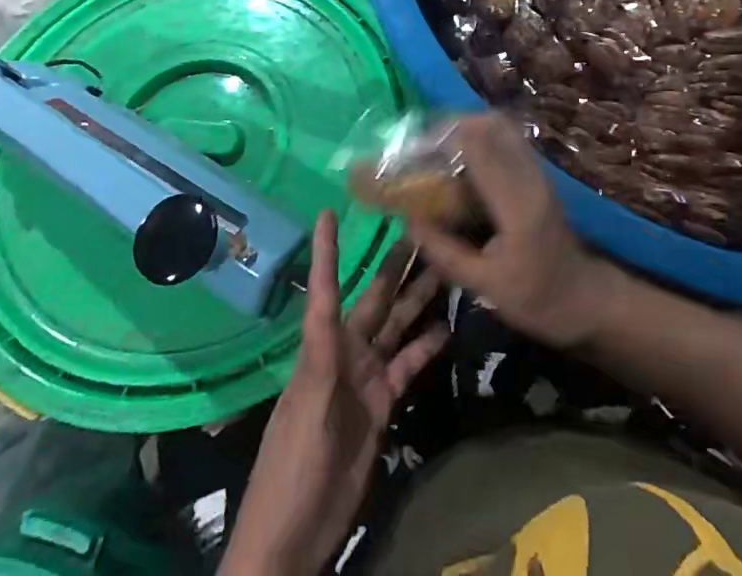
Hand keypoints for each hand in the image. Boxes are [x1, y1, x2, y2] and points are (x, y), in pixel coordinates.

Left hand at [221, 211, 447, 575]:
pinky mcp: (383, 402)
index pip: (324, 291)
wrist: (297, 528)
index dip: (326, 253)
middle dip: (394, 267)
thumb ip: (323, 360)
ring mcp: (366, 377)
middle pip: (374, 301)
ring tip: (444, 266)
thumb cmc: (294, 466)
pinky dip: (425, 345)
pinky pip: (408, 364)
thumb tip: (325, 311)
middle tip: (419, 230)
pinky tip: (447, 326)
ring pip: (396, 327)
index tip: (328, 214)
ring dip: (416, 299)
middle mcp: (345, 354)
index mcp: (321, 350)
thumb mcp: (309, 410)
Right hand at [401, 114, 621, 348]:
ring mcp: (540, 174)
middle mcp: (531, 179)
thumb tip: (409, 221)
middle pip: (493, 125)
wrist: (584, 299)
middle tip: (424, 147)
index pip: (478, 149)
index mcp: (517, 205)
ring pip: (504, 128)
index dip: (442, 140)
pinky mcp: (541, 177)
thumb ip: (444, 251)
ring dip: (469, 130)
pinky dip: (484, 140)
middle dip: (454, 127)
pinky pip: (511, 142)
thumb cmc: (535, 298)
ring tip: (438, 150)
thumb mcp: (483, 284)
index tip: (411, 151)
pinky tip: (462, 163)